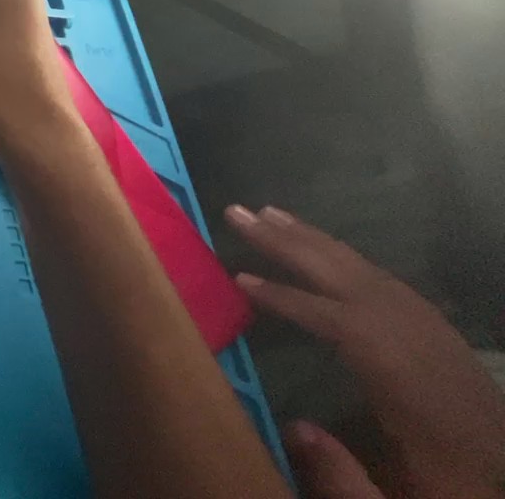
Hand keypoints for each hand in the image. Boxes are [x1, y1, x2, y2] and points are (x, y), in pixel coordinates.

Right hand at [226, 204, 504, 498]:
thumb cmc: (446, 495)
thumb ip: (345, 478)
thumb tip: (290, 426)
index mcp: (419, 401)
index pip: (350, 331)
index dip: (291, 301)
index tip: (236, 278)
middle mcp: (434, 360)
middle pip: (362, 289)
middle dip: (298, 247)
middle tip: (238, 212)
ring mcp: (445, 350)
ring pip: (379, 282)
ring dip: (319, 245)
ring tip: (269, 214)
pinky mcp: (447, 349)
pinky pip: (397, 292)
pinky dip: (352, 263)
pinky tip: (324, 252)